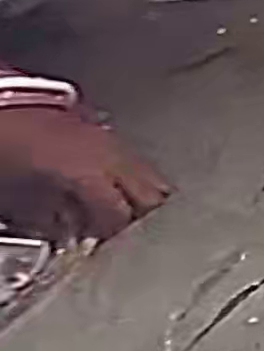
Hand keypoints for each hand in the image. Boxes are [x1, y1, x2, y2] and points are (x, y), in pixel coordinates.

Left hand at [0, 108, 171, 241]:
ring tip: (131, 213)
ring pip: (160, 185)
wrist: (3, 108)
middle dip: (141, 218)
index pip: (118, 212)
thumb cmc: (6, 147)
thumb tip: (70, 230)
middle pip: (153, 199)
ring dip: (148, 202)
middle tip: (124, 231)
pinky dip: (145, 186)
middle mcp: (117, 164)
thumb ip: (48, 213)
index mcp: (89, 175)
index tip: (101, 241)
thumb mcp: (16, 187)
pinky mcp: (125, 146)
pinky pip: (149, 172)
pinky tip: (126, 192)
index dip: (111, 231)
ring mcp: (125, 153)